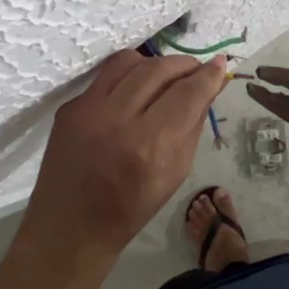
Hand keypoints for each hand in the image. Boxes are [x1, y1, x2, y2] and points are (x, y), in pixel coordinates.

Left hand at [19, 50, 228, 258]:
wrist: (72, 225)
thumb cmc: (131, 208)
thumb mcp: (175, 173)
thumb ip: (191, 127)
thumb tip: (206, 89)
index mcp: (149, 146)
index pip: (187, 94)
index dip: (208, 76)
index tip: (219, 65)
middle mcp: (117, 120)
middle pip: (158, 70)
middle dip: (183, 65)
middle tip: (195, 71)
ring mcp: (87, 110)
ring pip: (127, 62)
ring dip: (153, 63)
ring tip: (164, 75)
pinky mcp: (69, 108)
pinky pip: (103, 78)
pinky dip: (125, 79)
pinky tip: (133, 93)